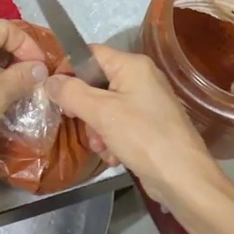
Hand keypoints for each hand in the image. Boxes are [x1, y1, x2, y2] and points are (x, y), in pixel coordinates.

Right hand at [44, 46, 222, 210]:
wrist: (184, 180)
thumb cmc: (143, 137)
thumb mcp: (101, 112)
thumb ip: (71, 93)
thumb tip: (49, 81)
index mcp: (133, 65)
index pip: (90, 53)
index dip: (68, 68)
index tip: (53, 91)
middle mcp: (141, 78)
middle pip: (96, 82)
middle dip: (84, 107)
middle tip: (78, 123)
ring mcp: (146, 103)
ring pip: (104, 106)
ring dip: (96, 128)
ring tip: (101, 146)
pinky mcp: (149, 126)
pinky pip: (118, 123)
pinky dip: (111, 138)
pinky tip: (114, 156)